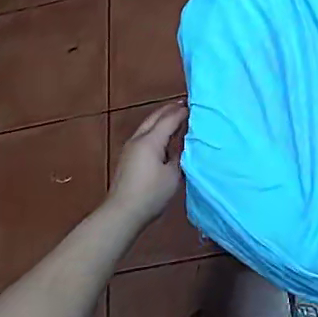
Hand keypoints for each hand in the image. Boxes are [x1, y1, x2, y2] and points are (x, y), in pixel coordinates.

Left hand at [105, 101, 187, 226]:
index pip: (169, 119)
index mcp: (151, 141)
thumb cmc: (151, 194)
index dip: (182, 112)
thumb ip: (179, 154)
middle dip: (169, 109)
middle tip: (184, 104)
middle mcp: (138, 139)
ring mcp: (130, 148)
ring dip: (160, 118)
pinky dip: (154, 129)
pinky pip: (143, 135)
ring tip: (174, 116)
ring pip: (147, 125)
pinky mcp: (127, 157)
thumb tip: (182, 142)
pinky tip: (162, 135)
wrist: (122, 212)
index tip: (195, 107)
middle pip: (154, 117)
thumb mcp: (173, 174)